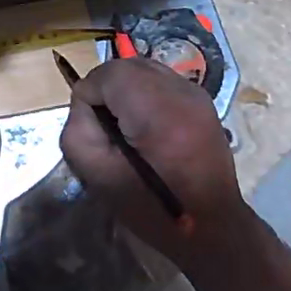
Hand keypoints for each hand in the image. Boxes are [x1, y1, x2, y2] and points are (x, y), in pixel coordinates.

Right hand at [59, 57, 245, 267]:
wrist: (211, 225)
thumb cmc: (151, 210)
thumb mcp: (98, 178)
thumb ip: (79, 130)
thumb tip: (86, 101)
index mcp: (157, 110)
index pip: (108, 74)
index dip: (91, 97)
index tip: (97, 131)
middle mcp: (180, 89)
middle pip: (126, 65)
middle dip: (108, 89)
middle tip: (108, 127)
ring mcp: (194, 90)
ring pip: (144, 67)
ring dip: (127, 88)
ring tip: (128, 126)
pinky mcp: (201, 96)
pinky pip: (161, 79)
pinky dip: (146, 92)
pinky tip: (150, 125)